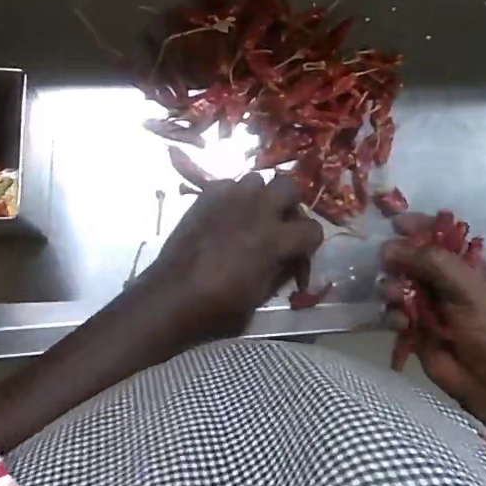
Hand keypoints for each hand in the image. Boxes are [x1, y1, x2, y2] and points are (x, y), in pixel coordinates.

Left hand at [136, 172, 324, 346]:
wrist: (173, 295)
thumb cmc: (219, 306)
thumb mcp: (262, 295)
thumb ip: (281, 269)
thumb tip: (288, 259)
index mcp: (276, 238)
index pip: (313, 229)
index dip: (308, 246)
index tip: (297, 259)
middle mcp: (257, 209)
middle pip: (289, 186)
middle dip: (289, 205)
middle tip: (279, 225)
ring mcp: (230, 198)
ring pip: (257, 179)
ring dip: (260, 196)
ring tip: (250, 217)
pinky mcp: (205, 196)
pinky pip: (228, 184)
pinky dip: (233, 197)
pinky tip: (225, 216)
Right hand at [382, 215, 485, 436]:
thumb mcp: (470, 292)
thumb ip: (434, 263)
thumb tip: (388, 247)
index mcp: (466, 266)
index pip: (438, 235)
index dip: (417, 226)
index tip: (395, 224)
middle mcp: (444, 281)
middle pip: (410, 256)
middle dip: (396, 258)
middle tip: (389, 263)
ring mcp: (427, 304)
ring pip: (396, 283)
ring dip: (391, 286)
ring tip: (395, 297)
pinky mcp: (413, 328)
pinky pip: (392, 311)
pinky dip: (392, 314)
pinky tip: (400, 323)